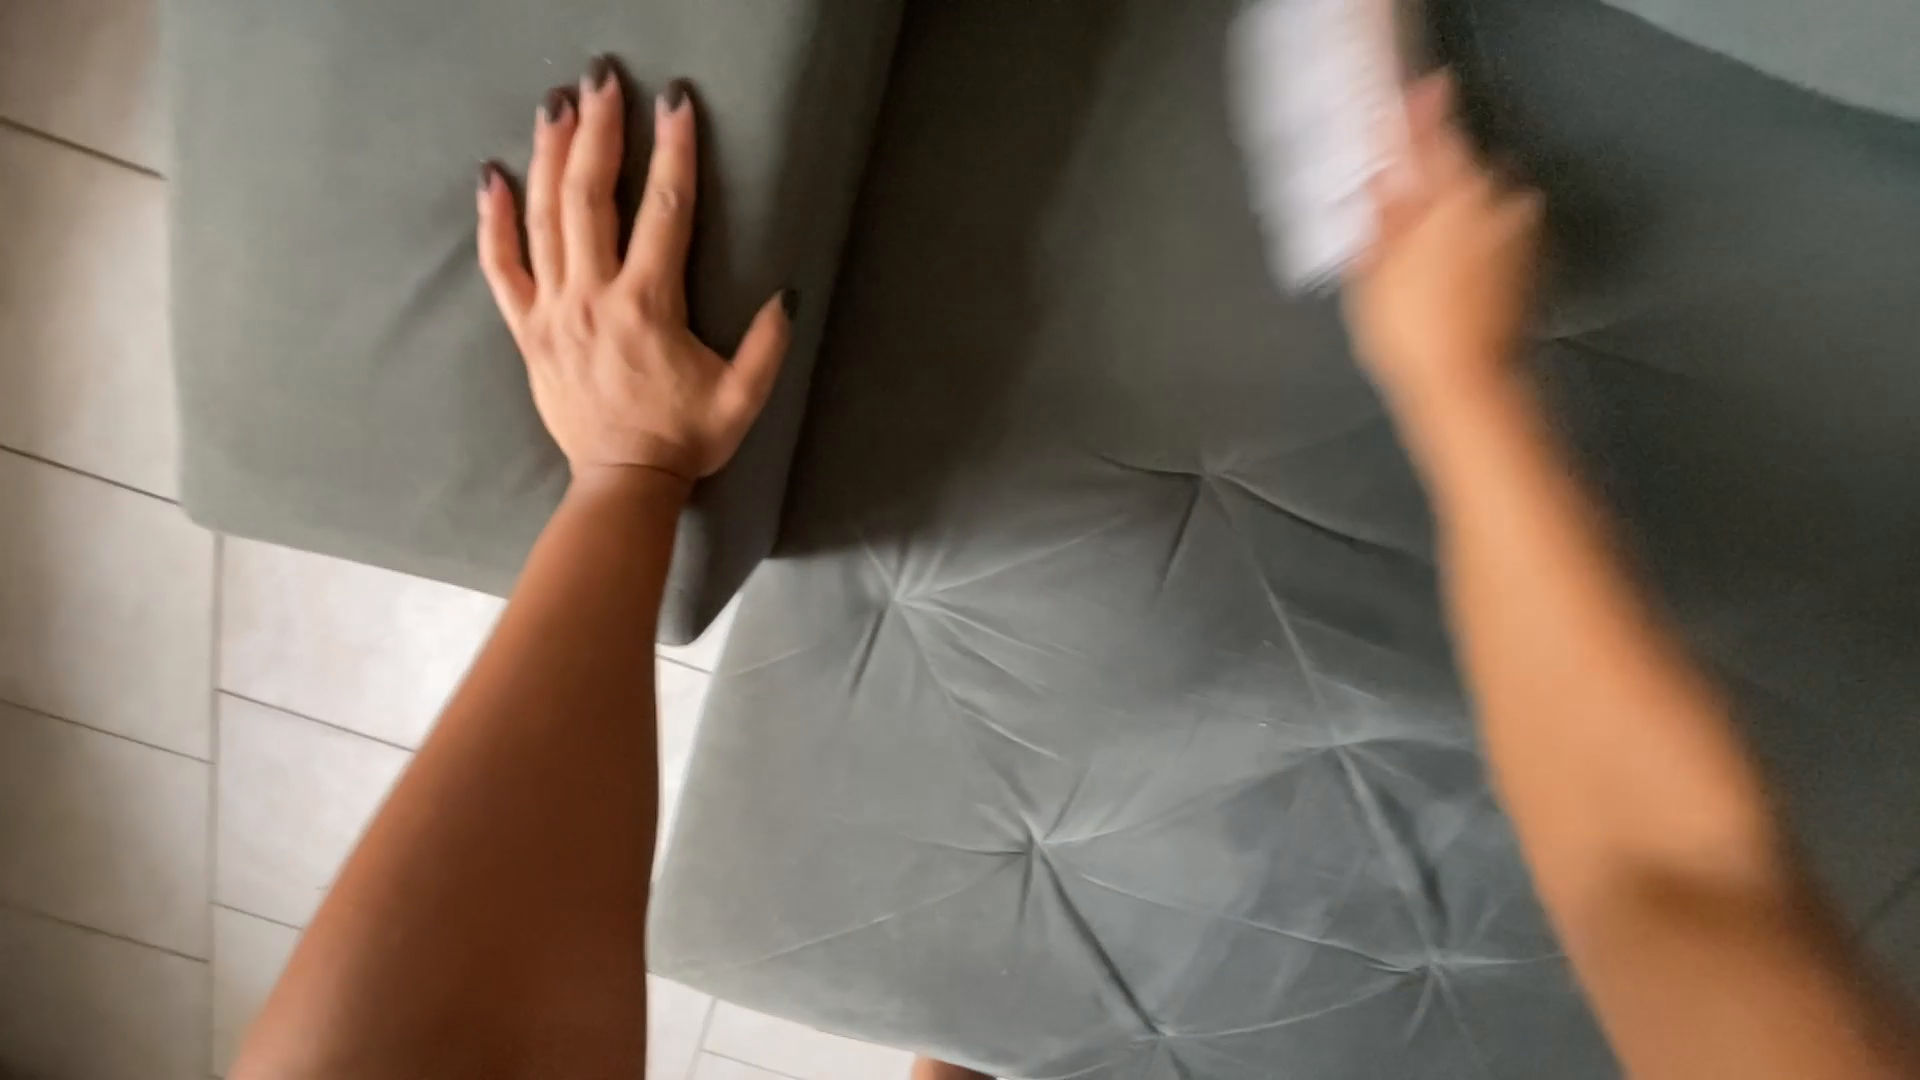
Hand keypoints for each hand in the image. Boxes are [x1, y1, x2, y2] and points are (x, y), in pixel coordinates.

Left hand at [476, 58, 794, 485]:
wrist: (625, 481)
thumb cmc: (688, 439)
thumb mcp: (744, 399)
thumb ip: (768, 347)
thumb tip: (785, 295)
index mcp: (649, 307)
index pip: (664, 212)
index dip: (673, 152)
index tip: (676, 103)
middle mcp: (594, 297)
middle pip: (591, 196)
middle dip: (600, 132)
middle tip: (604, 80)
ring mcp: (554, 312)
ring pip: (544, 217)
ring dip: (550, 155)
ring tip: (557, 106)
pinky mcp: (530, 331)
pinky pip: (502, 267)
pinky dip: (494, 220)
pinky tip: (494, 177)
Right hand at [1343, 74, 1542, 408]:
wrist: (1462, 382)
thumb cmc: (1413, 333)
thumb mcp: (1371, 273)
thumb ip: (1380, 217)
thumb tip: (1381, 183)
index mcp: (1452, 198)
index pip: (1434, 138)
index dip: (1422, 115)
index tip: (1421, 93)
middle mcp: (1495, 205)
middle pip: (1456, 177)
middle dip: (1427, 193)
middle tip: (1392, 224)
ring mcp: (1518, 234)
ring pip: (1475, 209)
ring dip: (1448, 224)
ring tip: (1412, 269)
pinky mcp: (1528, 263)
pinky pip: (1491, 238)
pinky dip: (1468, 249)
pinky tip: (1439, 285)